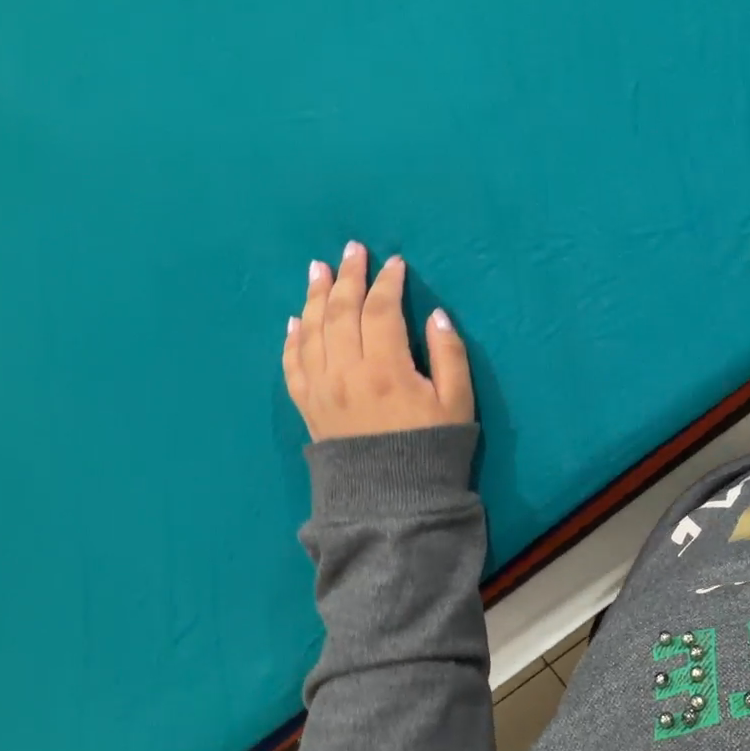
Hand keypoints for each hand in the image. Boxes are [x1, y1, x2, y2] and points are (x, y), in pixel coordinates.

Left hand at [283, 242, 474, 440]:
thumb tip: (436, 314)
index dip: (389, 283)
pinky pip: (292, 365)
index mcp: (386, 368)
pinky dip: (292, 338)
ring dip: (315, 296)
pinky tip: (295, 319)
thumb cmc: (433, 448)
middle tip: (353, 249)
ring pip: (312, 331)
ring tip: (319, 269)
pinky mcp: (307, 406)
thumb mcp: (457, 402)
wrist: (393, 500)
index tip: (396, 262)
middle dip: (348, 277)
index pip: (382, 311)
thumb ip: (449, 354)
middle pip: (341, 312)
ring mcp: (321, 389)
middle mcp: (346, 372)